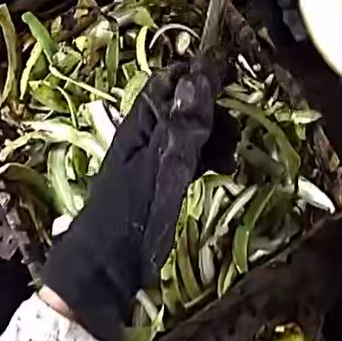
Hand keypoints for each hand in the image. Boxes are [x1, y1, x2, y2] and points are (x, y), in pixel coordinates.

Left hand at [40, 64, 217, 340]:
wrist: (106, 266)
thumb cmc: (132, 213)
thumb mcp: (163, 166)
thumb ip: (183, 123)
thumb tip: (201, 75)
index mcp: (142, 121)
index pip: (173, 79)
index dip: (202, 75)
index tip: (232, 80)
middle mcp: (148, 130)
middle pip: (187, 102)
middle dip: (215, 109)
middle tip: (235, 131)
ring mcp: (155, 153)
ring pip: (193, 127)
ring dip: (216, 133)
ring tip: (232, 154)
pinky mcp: (162, 175)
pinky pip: (192, 152)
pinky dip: (210, 154)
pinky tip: (225, 167)